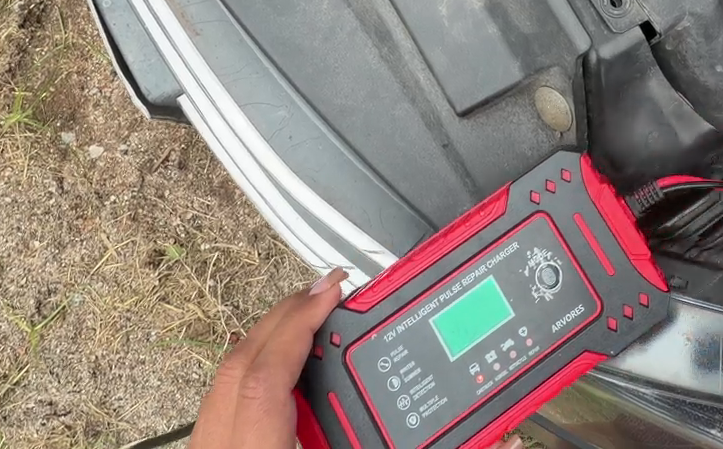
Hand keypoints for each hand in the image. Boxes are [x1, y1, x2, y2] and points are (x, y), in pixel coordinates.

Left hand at [188, 268, 524, 448]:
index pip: (261, 379)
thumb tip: (501, 437)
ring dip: (267, 350)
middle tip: (326, 294)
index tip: (333, 290)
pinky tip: (288, 391)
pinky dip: (255, 386)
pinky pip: (223, 419)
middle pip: (235, 372)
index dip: (297, 323)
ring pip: (221, 393)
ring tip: (309, 329)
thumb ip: (437, 447)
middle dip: (283, 320)